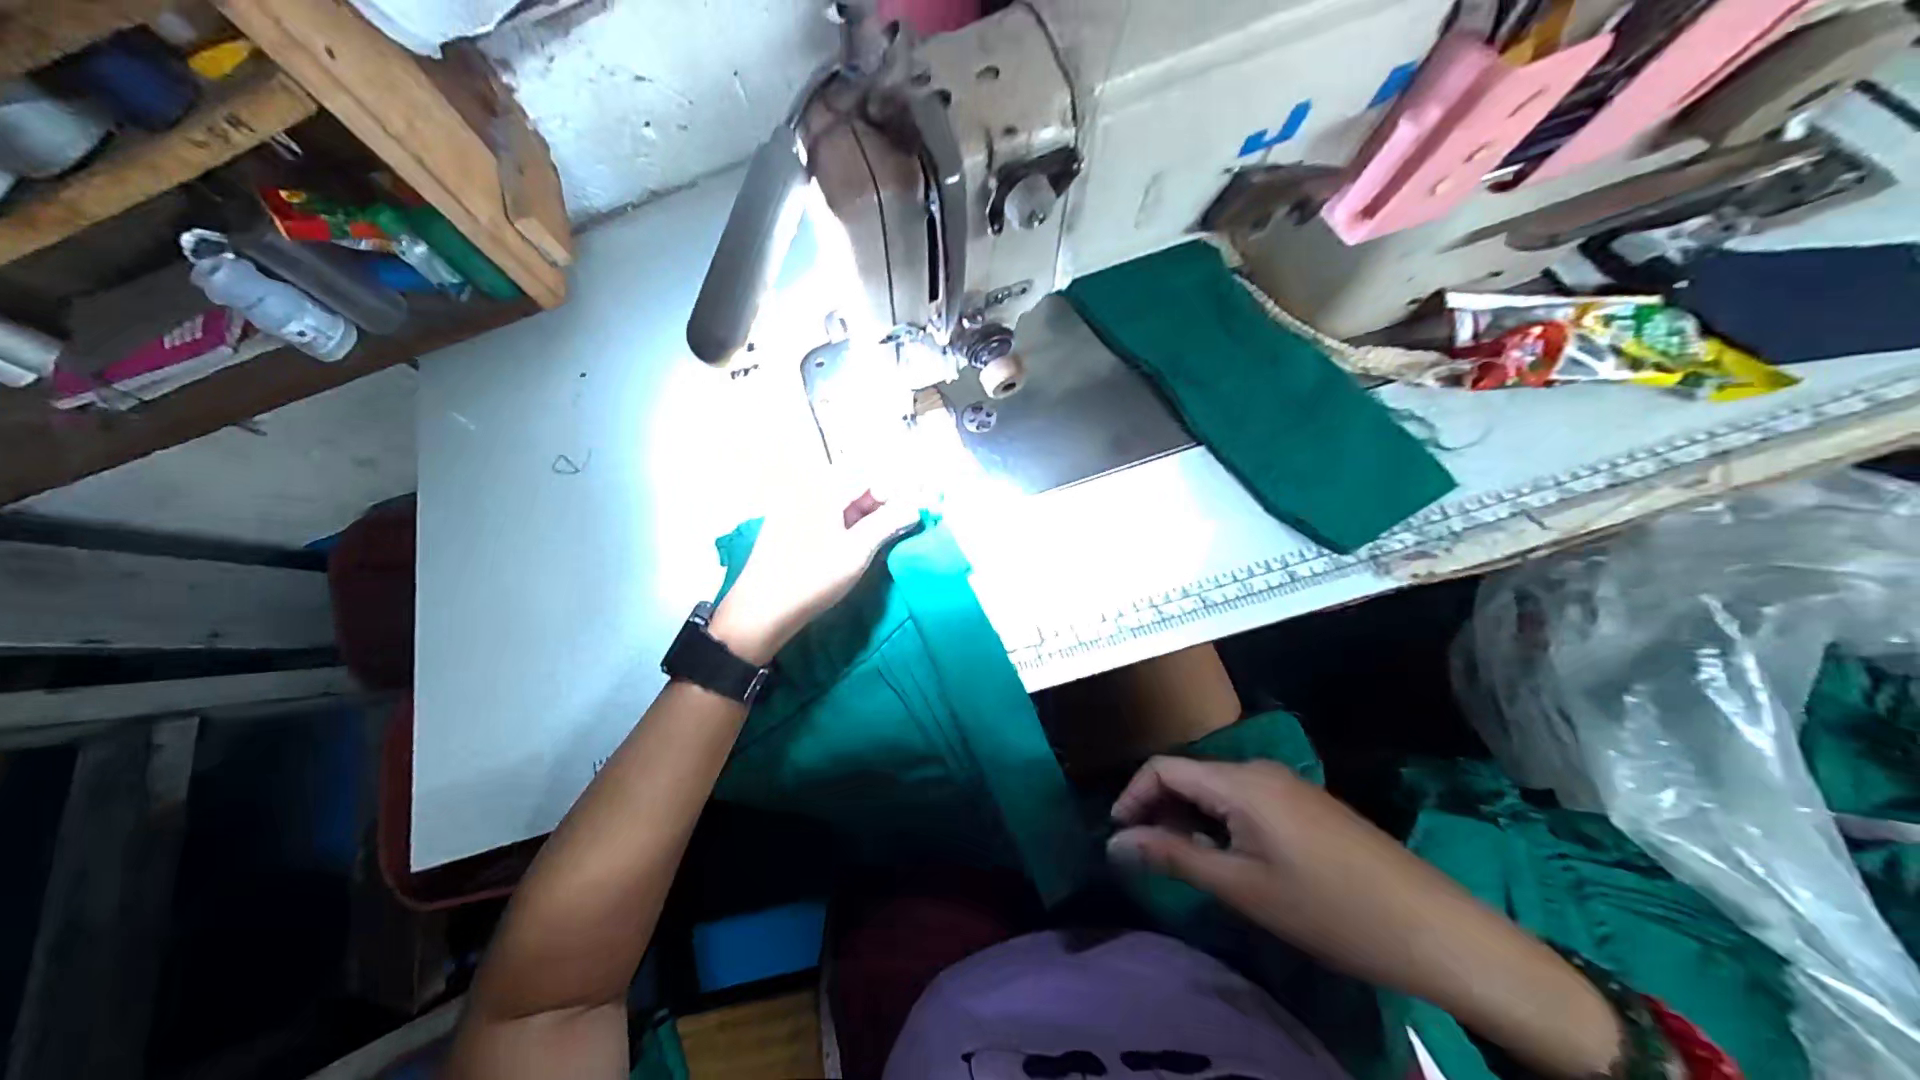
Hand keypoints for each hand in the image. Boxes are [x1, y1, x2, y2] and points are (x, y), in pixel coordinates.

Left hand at [708, 471, 920, 665]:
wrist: (760, 611)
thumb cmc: (812, 577)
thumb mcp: (857, 551)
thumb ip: (889, 523)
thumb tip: (916, 507)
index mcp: (822, 487)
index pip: (869, 473)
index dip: (897, 489)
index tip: (915, 510)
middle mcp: (806, 488)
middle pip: (854, 483)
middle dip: (884, 500)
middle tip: (906, 522)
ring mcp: (794, 506)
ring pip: (841, 500)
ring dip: (868, 512)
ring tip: (888, 534)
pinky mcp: (789, 525)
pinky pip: (827, 513)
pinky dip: (849, 521)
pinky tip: (861, 540)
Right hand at [1109, 757, 1620, 1079]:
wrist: (1432, 927)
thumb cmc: (1327, 910)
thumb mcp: (1242, 887)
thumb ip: (1173, 857)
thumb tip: (1115, 843)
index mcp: (1241, 781)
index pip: (1164, 767)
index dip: (1132, 796)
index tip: (1119, 836)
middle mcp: (1261, 769)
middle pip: (1191, 774)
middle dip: (1159, 807)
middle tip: (1148, 855)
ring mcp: (1289, 784)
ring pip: (1218, 788)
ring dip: (1190, 817)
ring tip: (1184, 861)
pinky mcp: (1308, 803)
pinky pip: (1246, 799)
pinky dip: (1221, 821)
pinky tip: (1229, 857)